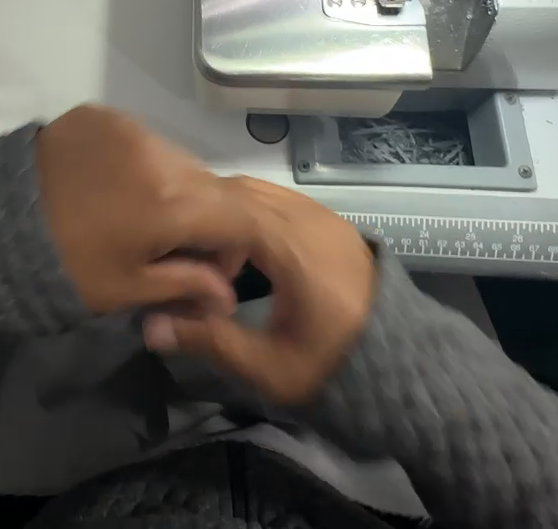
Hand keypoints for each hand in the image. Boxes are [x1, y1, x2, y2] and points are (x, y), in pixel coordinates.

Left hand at [37, 105, 252, 316]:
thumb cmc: (64, 267)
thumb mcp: (127, 288)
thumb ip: (187, 284)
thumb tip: (228, 294)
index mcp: (171, 200)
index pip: (238, 215)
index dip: (236, 246)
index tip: (212, 269)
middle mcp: (158, 151)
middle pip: (208, 184)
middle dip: (203, 216)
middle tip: (171, 243)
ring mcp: (126, 125)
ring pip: (176, 157)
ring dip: (172, 185)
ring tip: (136, 211)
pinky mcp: (98, 113)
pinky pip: (139, 137)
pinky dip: (139, 161)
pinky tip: (111, 184)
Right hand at [142, 176, 376, 403]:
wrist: (406, 365)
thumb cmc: (335, 365)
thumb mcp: (270, 366)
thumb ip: (211, 341)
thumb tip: (151, 327)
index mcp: (294, 247)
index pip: (229, 210)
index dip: (198, 231)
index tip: (185, 266)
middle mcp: (308, 217)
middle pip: (241, 193)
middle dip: (209, 218)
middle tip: (191, 258)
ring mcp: (322, 214)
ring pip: (260, 191)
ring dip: (230, 214)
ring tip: (217, 258)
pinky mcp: (330, 220)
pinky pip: (279, 199)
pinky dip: (252, 213)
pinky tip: (246, 251)